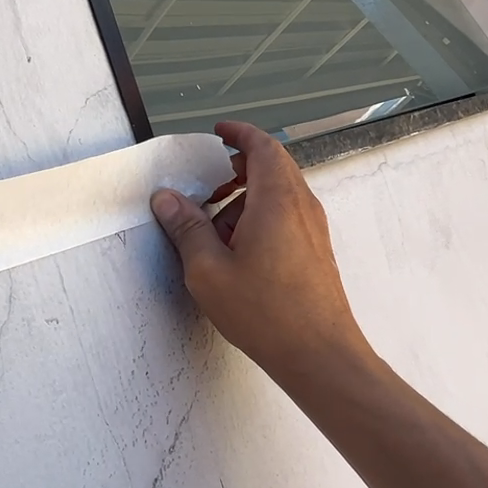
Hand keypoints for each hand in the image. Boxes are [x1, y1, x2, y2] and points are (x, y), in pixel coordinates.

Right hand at [150, 121, 373, 379]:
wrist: (320, 356)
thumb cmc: (265, 312)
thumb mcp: (208, 269)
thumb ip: (186, 228)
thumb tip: (166, 198)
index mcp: (276, 200)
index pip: (263, 147)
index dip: (240, 134)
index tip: (219, 132)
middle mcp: (301, 207)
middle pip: (272, 166)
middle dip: (236, 168)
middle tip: (205, 186)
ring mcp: (313, 229)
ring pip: (278, 192)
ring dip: (244, 197)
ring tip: (214, 228)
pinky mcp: (314, 250)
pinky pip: (285, 215)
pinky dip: (258, 216)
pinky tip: (236, 250)